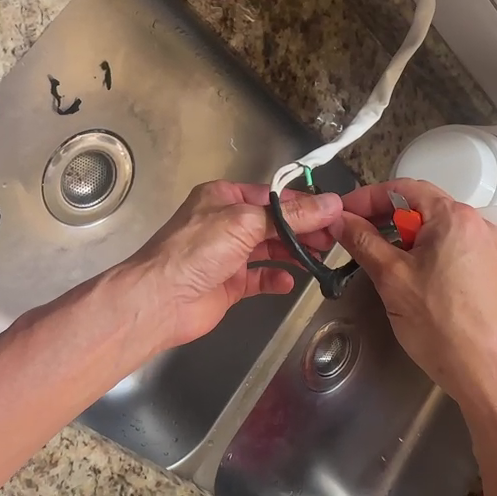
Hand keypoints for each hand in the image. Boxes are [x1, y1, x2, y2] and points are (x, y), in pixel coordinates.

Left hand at [121, 180, 341, 350]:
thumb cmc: (199, 250)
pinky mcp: (228, 284)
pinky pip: (258, 277)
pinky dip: (275, 277)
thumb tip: (331, 203)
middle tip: (334, 239)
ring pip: (268, 248)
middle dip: (302, 230)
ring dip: (293, 252)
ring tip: (321, 258)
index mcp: (224, 196)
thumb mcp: (247, 222)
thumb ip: (290, 216)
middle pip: (273, 222)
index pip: (272, 196)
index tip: (333, 213)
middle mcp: (225, 221)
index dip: (303, 204)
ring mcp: (226, 254)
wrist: (161, 299)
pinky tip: (290, 281)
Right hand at [330, 179, 496, 412]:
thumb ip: (362, 241)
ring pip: (435, 229)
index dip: (367, 198)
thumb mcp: (392, 279)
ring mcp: (488, 250)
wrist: (494, 382)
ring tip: (377, 258)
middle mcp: (477, 225)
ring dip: (403, 237)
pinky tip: (408, 276)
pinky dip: (424, 253)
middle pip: (420, 205)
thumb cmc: (444, 327)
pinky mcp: (490, 273)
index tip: (342, 212)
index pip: (402, 188)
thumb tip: (339, 220)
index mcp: (454, 217)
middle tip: (353, 233)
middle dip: (383, 217)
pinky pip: (450, 249)